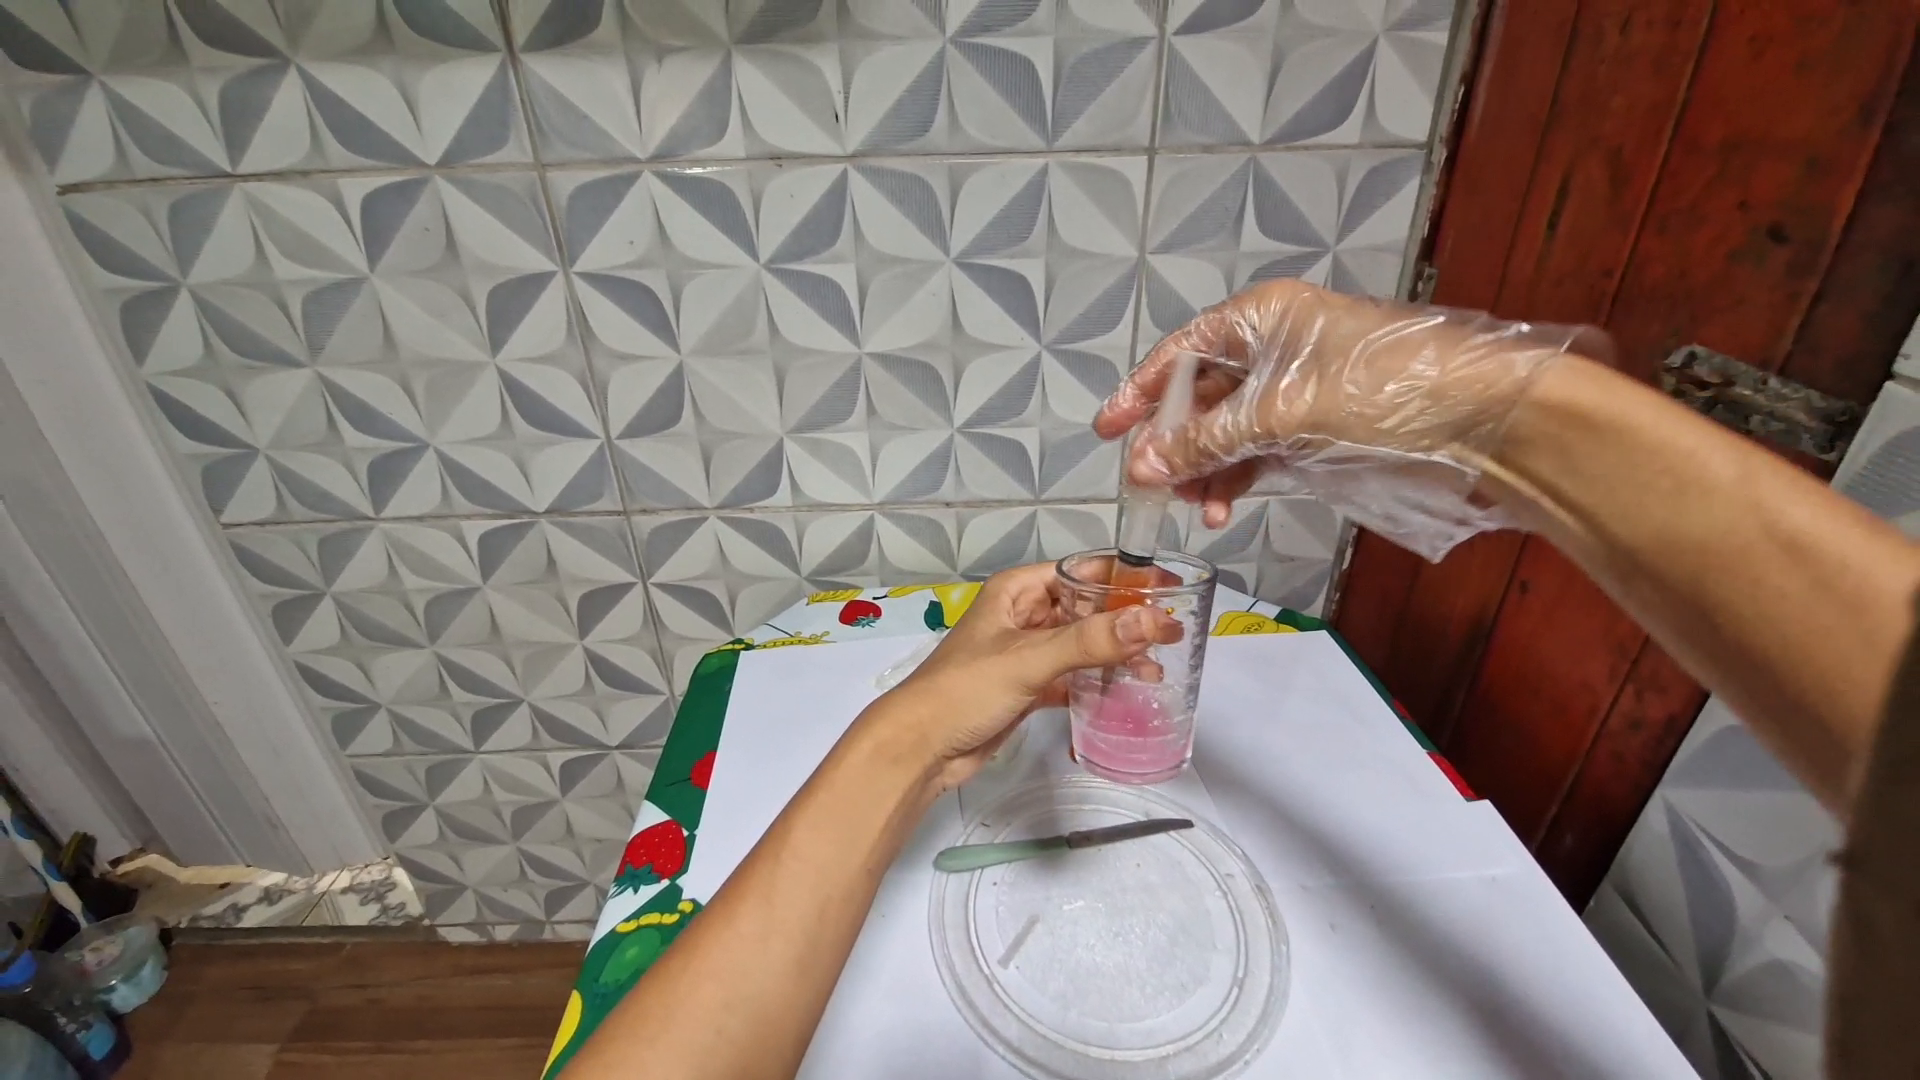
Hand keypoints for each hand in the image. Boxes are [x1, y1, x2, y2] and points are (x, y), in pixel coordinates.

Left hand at [863, 563, 1179, 790]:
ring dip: (1117, 651)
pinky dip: (1098, 679)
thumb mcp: (1029, 659)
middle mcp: (1023, 614)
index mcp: (1016, 590)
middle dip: (1127, 617)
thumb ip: (1090, 640)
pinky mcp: (1028, 686)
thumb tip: (1152, 620)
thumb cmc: (966, 689)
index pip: (1080, 570)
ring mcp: (1026, 652)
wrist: (921, 748)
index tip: (1170, 587)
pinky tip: (1131, 689)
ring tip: (1161, 665)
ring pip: (1081, 643)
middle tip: (1175, 631)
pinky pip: (1072, 674)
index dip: (1124, 576)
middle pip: (1085, 606)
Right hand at [1093, 280, 1600, 559]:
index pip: (1181, 353)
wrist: (1483, 421)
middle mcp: (1271, 349)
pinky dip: (1235, 480)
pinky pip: (1254, 453)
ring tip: (1195, 509)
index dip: (1140, 391)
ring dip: (1203, 471)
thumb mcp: (1280, 413)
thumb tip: (1139, 467)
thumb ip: (1206, 442)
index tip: (1106, 430)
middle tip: (1150, 485)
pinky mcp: (1311, 430)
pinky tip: (1222, 509)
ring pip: (1224, 432)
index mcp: (1261, 319)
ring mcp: (1291, 392)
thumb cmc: (1378, 391)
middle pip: (1199, 398)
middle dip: (1173, 444)